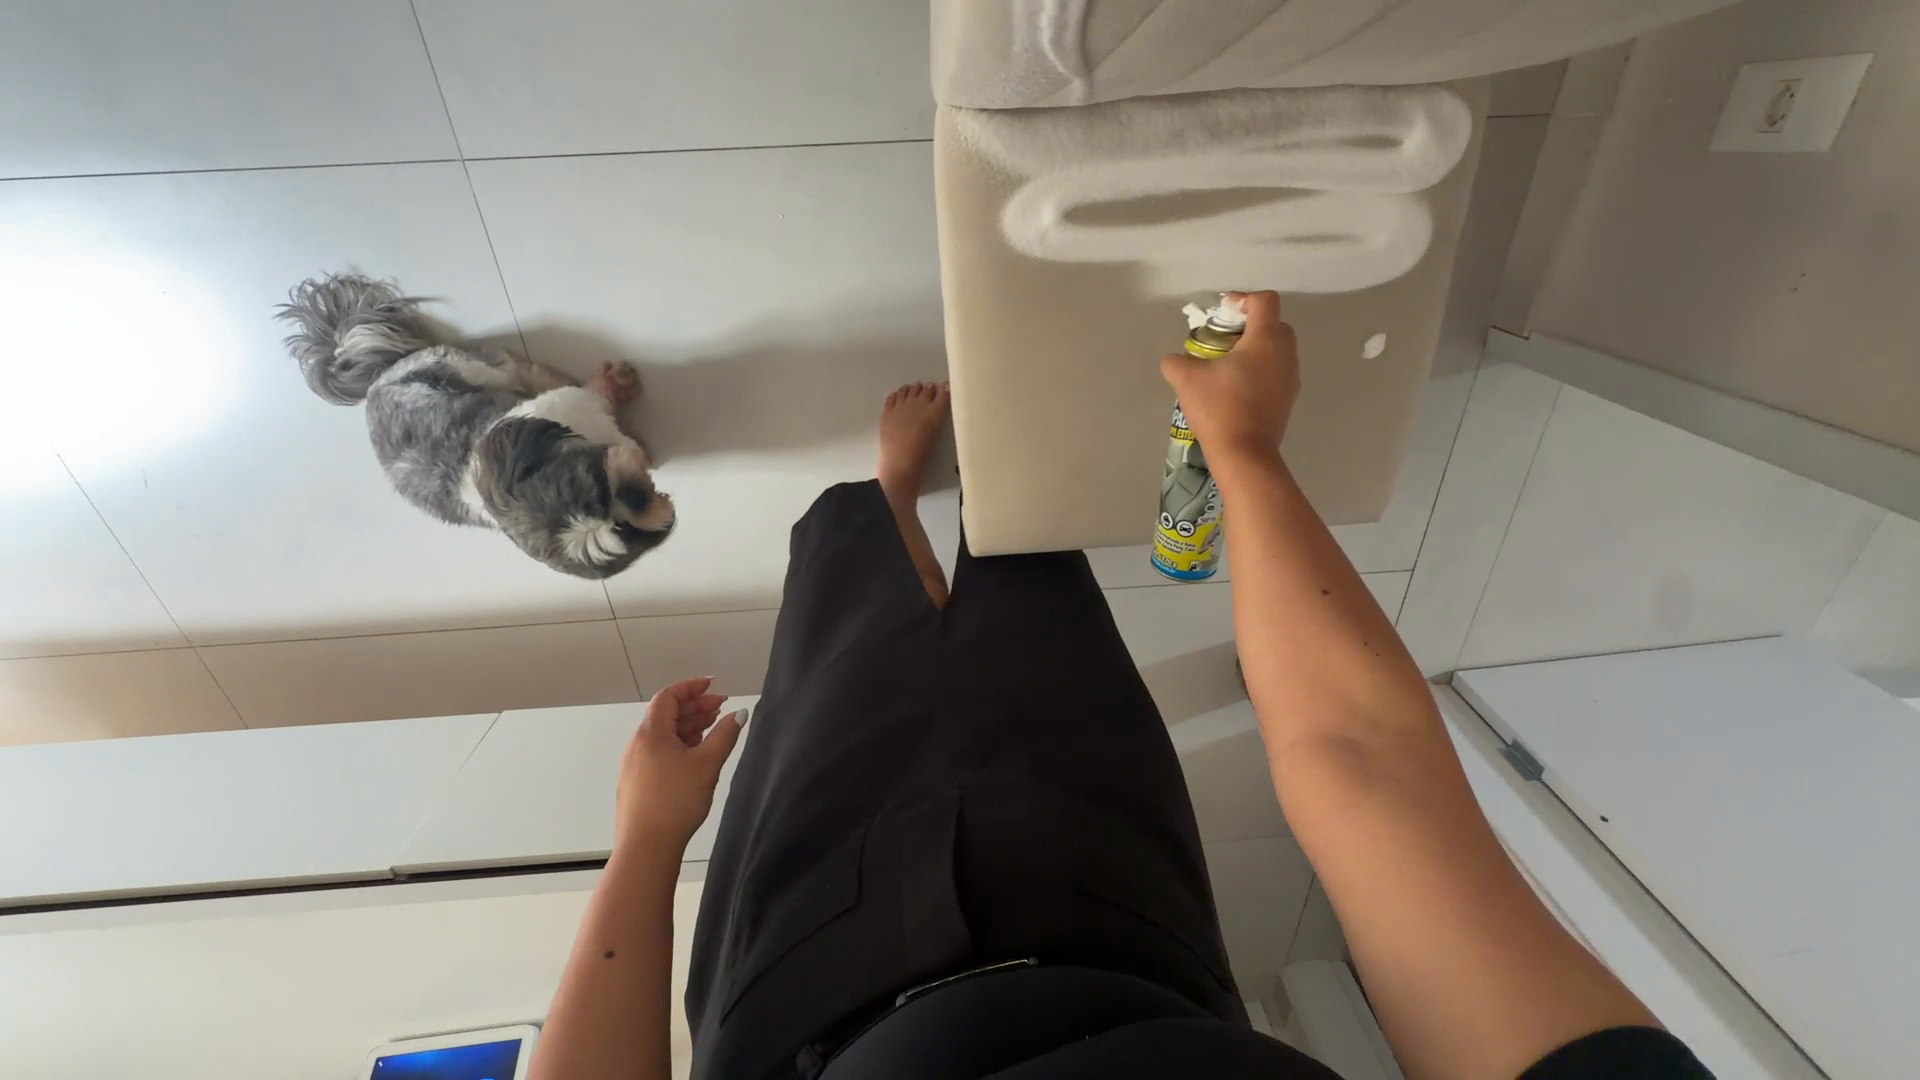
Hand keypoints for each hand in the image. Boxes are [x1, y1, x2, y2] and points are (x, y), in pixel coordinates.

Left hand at [614, 676, 745, 853]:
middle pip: (665, 713)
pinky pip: (659, 750)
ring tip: (713, 727)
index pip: (669, 696)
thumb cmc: (676, 800)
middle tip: (721, 707)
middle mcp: (638, 744)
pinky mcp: (636, 782)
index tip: (714, 685)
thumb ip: (725, 734)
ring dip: (688, 725)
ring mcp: (634, 764)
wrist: (646, 847)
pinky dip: (679, 742)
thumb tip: (739, 713)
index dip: (692, 687)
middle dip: (694, 706)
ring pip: (663, 734)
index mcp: (651, 733)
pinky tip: (696, 753)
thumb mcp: (708, 763)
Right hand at [1159, 291, 1300, 465]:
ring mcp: (1291, 377)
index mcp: (1265, 340)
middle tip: (1225, 339)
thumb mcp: (1186, 380)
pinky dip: (1262, 370)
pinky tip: (1239, 388)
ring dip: (1257, 349)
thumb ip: (1176, 362)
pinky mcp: (1289, 398)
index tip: (1222, 313)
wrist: (1244, 453)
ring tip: (1230, 366)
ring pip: (1278, 350)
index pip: (1265, 301)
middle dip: (1251, 325)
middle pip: (1275, 324)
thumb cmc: (1218, 409)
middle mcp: (1285, 353)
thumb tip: (1174, 360)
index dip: (1243, 299)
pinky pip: (1277, 372)